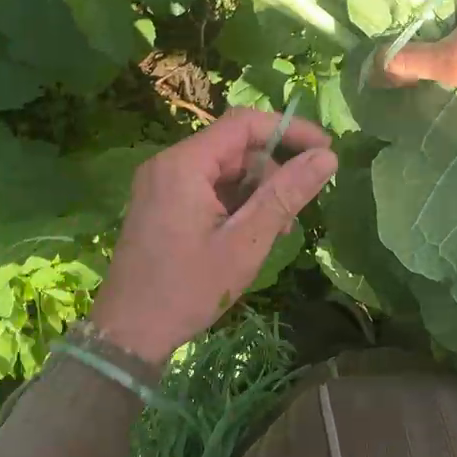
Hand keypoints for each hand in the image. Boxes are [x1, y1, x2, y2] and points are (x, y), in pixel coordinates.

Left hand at [90, 108, 337, 367]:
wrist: (129, 332)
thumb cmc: (188, 288)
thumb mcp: (245, 242)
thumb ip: (286, 195)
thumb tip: (327, 157)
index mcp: (184, 165)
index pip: (245, 123)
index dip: (290, 130)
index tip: (326, 149)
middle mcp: (169, 164)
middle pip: (235, 147)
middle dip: (274, 171)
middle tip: (298, 211)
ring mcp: (162, 184)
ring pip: (225, 169)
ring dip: (258, 191)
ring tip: (279, 230)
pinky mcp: (162, 204)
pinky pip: (209, 188)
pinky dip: (236, 203)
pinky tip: (253, 233)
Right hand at [377, 0, 456, 102]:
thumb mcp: (456, 59)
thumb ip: (410, 62)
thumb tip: (369, 70)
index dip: (391, 24)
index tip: (374, 50)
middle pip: (429, 21)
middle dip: (410, 44)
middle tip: (385, 71)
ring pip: (449, 38)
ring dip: (432, 57)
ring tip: (405, 81)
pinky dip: (453, 65)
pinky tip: (439, 83)